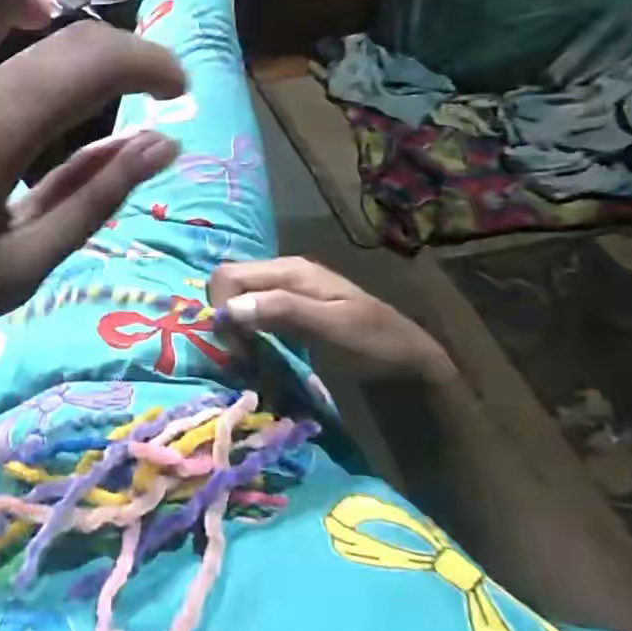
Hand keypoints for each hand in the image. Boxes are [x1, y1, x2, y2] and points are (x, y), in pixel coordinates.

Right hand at [208, 257, 454, 382]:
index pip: (227, 275)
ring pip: (235, 296)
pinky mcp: (288, 308)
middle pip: (227, 282)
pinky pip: (250, 310)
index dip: (220, 307)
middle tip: (239, 353)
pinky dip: (244, 329)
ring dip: (232, 324)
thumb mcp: (333, 326)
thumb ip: (283, 311)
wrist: (411, 360)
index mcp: (289, 270)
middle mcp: (282, 272)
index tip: (236, 346)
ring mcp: (285, 290)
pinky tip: (257, 350)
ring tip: (247, 355)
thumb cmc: (375, 343)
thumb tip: (230, 308)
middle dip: (223, 315)